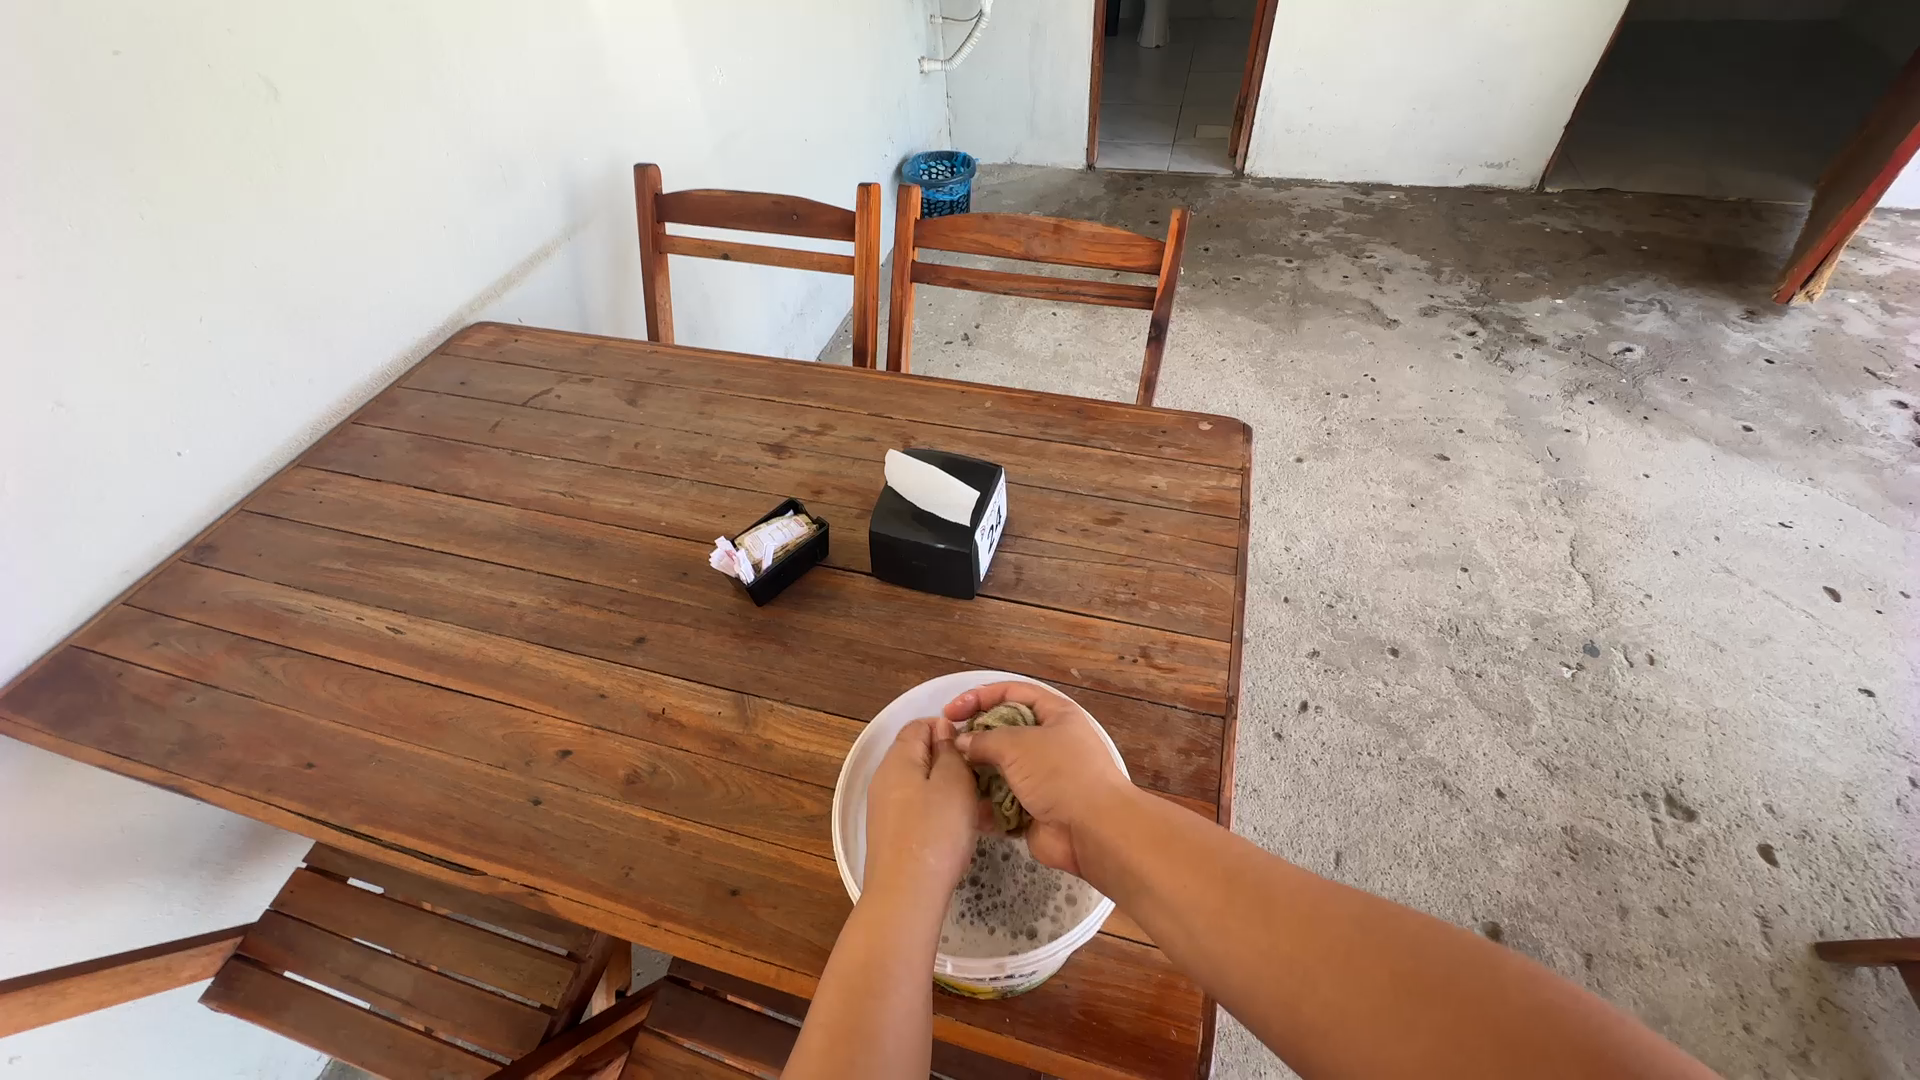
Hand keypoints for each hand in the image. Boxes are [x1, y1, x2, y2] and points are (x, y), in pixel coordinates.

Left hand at [863, 717, 978, 905]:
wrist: (906, 896)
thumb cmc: (935, 832)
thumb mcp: (954, 782)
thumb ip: (949, 750)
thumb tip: (942, 728)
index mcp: (897, 759)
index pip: (919, 725)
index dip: (948, 728)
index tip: (974, 748)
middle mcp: (884, 778)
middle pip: (918, 753)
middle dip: (949, 759)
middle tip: (979, 777)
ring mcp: (885, 808)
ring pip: (919, 783)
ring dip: (946, 787)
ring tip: (974, 804)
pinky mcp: (890, 833)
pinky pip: (916, 807)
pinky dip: (936, 810)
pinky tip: (956, 828)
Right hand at [947, 682, 1136, 877]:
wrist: (1093, 830)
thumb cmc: (1059, 774)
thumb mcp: (1018, 744)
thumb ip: (984, 739)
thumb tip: (963, 742)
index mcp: (1054, 715)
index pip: (1011, 693)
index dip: (979, 696)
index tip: (950, 711)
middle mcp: (1048, 742)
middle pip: (1003, 731)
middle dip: (975, 737)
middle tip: (948, 744)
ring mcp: (1041, 777)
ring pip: (999, 768)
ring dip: (977, 773)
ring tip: (951, 775)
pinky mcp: (1033, 808)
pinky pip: (1001, 801)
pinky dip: (984, 803)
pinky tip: (963, 804)